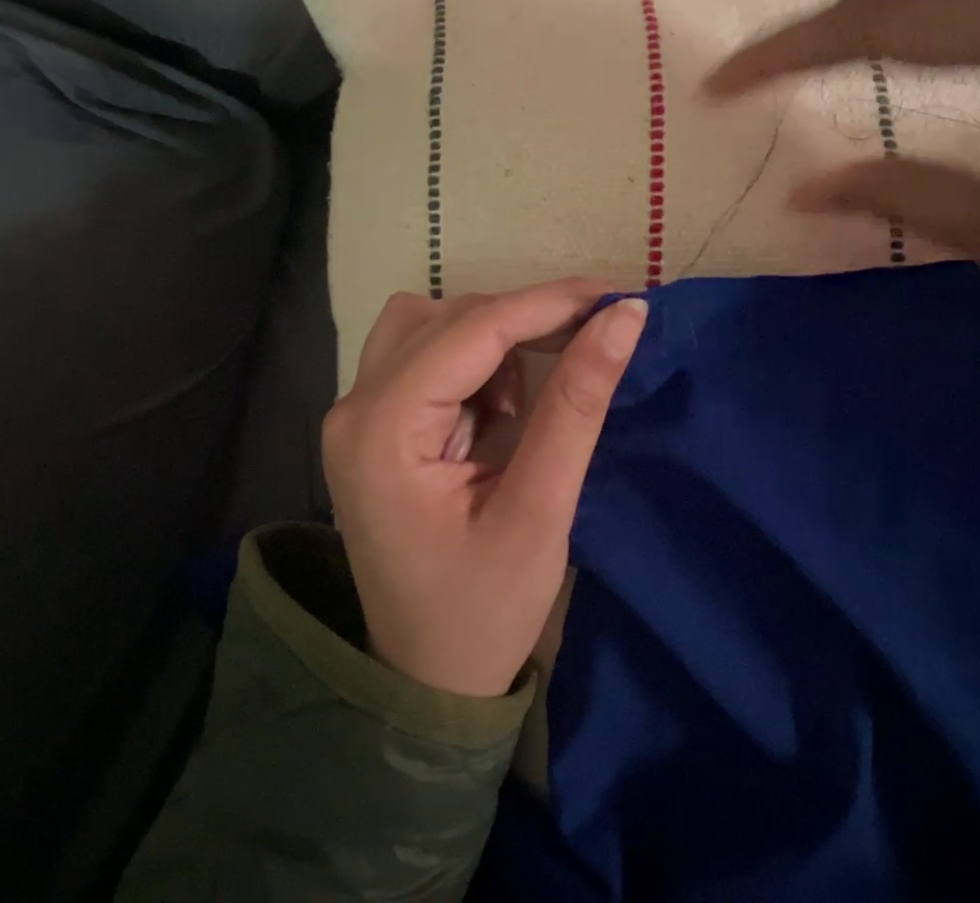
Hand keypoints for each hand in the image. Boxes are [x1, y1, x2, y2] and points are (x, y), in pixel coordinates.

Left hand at [321, 281, 646, 698]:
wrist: (427, 681)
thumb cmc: (485, 612)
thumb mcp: (540, 510)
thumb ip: (577, 406)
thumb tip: (625, 318)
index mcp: (383, 432)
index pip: (472, 329)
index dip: (550, 303)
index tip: (620, 297)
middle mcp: (354, 410)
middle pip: (442, 318)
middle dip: (522, 321)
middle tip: (590, 344)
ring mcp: (357, 420)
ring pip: (428, 330)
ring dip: (492, 341)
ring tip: (534, 397)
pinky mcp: (374, 432)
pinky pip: (425, 363)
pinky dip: (474, 368)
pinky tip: (503, 415)